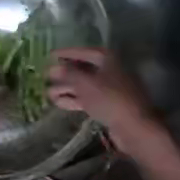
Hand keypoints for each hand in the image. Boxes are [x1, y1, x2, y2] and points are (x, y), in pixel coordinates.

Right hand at [47, 48, 164, 154]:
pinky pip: (88, 98)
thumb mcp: (85, 84)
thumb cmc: (109, 99)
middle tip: (45, 76)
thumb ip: (68, 74)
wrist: (134, 127)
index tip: (49, 56)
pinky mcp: (108, 105)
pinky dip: (74, 100)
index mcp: (107, 59)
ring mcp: (110, 89)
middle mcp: (109, 70)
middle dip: (64, 74)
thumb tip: (53, 68)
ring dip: (66, 89)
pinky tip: (59, 103)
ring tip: (48, 93)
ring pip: (84, 85)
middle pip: (83, 69)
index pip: (83, 52)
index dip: (65, 53)